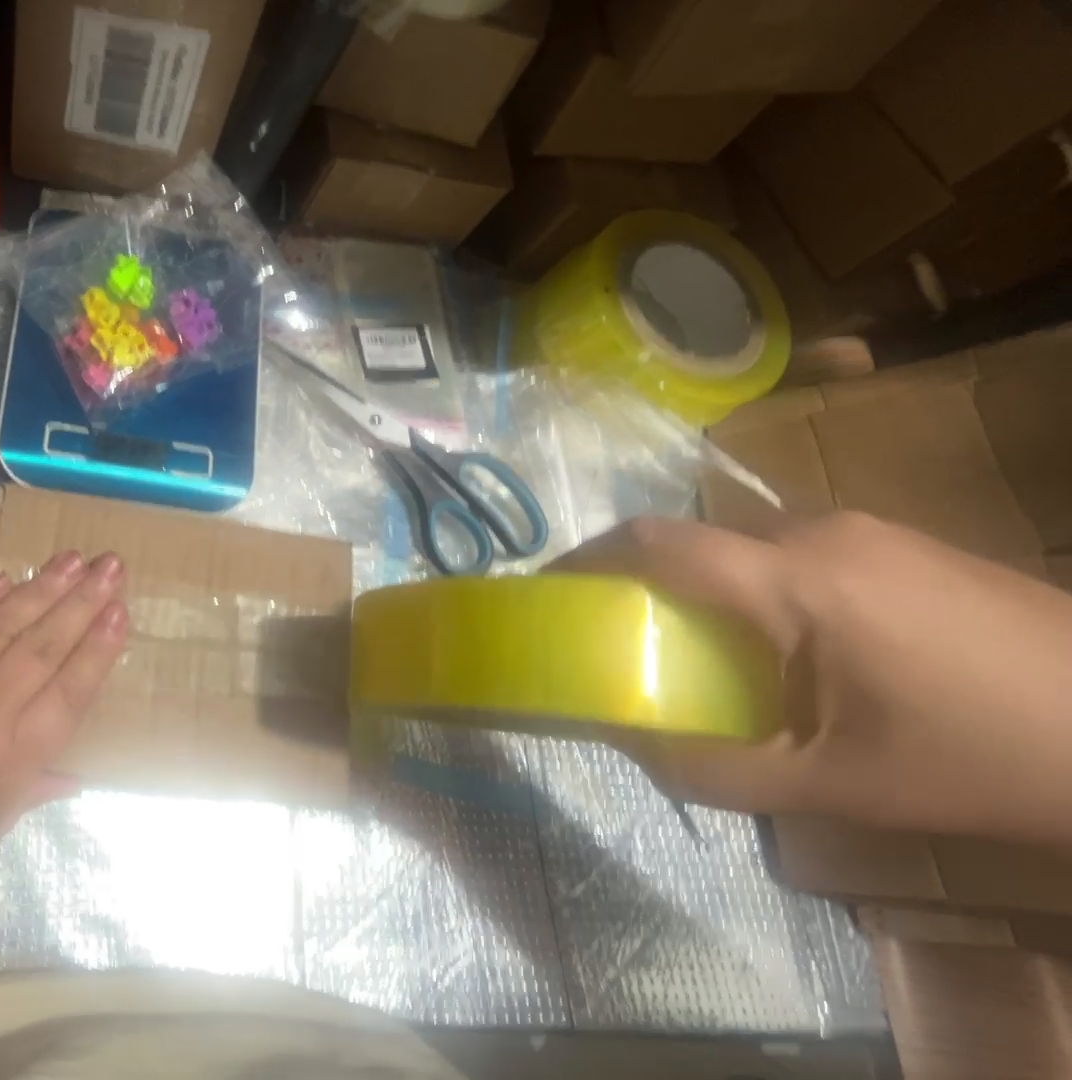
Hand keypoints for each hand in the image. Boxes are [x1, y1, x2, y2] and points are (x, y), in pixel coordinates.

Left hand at [0, 550, 129, 940]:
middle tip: (111, 566)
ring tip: (71, 559)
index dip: (96, 654)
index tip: (121, 614)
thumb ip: (14, 800)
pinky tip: (0, 580)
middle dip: (78, 605)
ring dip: (36, 591)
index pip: (63, 699)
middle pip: (35, 650)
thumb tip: (67, 774)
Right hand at [555, 513, 1071, 846]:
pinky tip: (792, 648)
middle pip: (699, 541)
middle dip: (647, 582)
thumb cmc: (981, 760)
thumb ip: (709, 768)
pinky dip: (760, 588)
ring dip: (709, 588)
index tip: (548, 589)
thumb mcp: (831, 786)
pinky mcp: (909, 544)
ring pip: (749, 546)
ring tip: (711, 652)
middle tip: (629, 639)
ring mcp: (875, 532)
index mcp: (799, 581)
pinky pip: (799, 552)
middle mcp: (826, 534)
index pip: (659, 542)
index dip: (588, 558)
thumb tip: (627, 744)